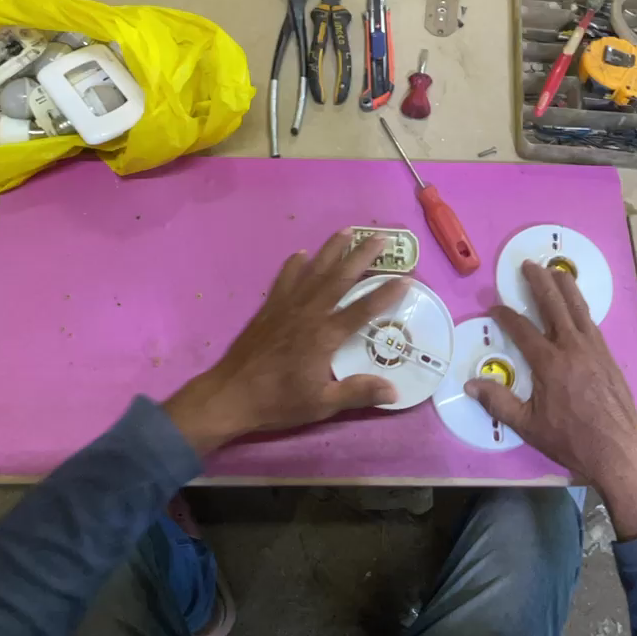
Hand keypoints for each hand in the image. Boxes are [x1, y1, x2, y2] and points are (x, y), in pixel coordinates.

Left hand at [164, 230, 409, 453]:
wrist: (229, 395)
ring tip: (347, 230)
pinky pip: (285, 279)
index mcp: (325, 335)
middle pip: (340, 277)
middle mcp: (309, 313)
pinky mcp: (269, 308)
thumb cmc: (277, 401)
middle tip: (380, 236)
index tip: (407, 278)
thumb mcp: (321, 405)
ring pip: (314, 270)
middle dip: (361, 255)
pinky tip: (301, 253)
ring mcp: (287, 306)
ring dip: (332, 249)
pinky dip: (294, 265)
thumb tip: (395, 391)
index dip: (386, 293)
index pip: (363, 309)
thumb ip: (357, 393)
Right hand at [467, 262, 636, 539]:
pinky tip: (577, 306)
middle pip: (553, 304)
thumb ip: (498, 402)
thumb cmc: (570, 440)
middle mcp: (572, 347)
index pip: (521, 328)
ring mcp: (594, 349)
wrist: (618, 452)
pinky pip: (591, 323)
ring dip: (565, 286)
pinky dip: (580, 308)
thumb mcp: (528, 426)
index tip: (494, 307)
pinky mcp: (608, 356)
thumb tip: (470, 385)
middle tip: (528, 264)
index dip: (505, 315)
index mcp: (549, 362)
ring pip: (578, 307)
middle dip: (539, 281)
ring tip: (556, 270)